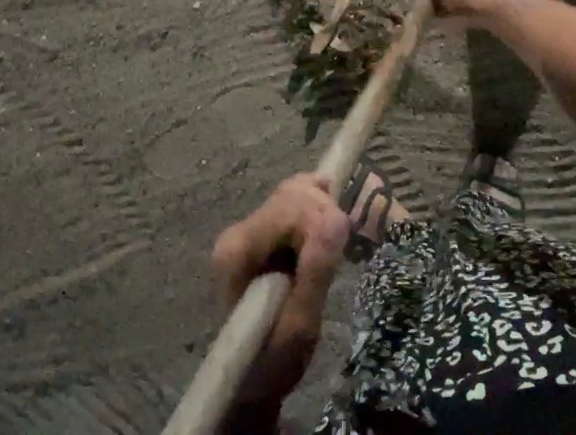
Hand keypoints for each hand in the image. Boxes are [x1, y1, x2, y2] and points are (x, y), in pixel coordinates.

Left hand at [210, 173, 349, 408]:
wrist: (251, 382)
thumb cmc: (272, 360)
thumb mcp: (299, 327)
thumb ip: (315, 272)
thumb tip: (337, 220)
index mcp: (238, 250)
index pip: (291, 205)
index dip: (322, 221)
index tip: (337, 256)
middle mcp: (238, 231)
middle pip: (293, 194)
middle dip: (324, 213)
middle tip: (338, 254)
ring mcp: (247, 230)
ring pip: (295, 193)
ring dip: (322, 211)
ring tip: (333, 246)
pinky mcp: (261, 234)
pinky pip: (294, 202)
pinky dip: (317, 207)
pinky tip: (328, 227)